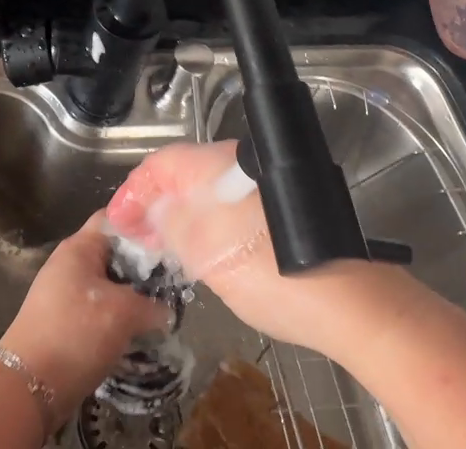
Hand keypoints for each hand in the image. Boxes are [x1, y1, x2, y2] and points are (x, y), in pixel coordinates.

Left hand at [0, 212, 170, 417]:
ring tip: (165, 307)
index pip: (112, 219)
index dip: (141, 224)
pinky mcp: (67, 320)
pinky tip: (142, 331)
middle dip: (143, 266)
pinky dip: (120, 317)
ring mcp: (66, 292)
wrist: (30, 382)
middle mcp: (70, 263)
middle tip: (175, 279)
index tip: (170, 237)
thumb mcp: (122, 313)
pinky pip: (101, 309)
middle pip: (114, 253)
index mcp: (78, 248)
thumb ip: (150, 305)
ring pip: (109, 284)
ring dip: (134, 296)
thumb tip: (166, 311)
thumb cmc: (75, 333)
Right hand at [106, 140, 410, 355]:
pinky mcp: (279, 213)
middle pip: (182, 174)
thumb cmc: (268, 273)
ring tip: (160, 248)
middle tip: (135, 236)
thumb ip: (169, 222)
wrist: (347, 301)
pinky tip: (198, 254)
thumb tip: (152, 209)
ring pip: (205, 193)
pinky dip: (205, 226)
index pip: (159, 164)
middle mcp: (238, 166)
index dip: (133, 190)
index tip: (117, 220)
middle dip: (153, 203)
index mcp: (215, 165)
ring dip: (178, 216)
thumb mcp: (203, 251)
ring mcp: (261, 188)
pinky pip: (227, 210)